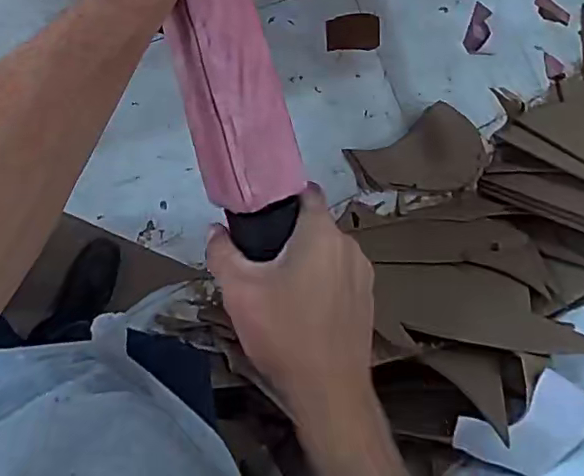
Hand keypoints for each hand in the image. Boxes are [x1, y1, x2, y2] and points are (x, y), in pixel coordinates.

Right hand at [207, 186, 375, 417]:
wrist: (329, 391)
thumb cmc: (284, 333)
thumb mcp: (240, 292)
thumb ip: (223, 254)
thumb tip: (216, 230)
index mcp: (322, 231)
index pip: (308, 193)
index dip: (285, 196)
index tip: (265, 211)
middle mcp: (348, 243)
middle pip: (316, 225)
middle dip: (292, 236)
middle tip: (264, 259)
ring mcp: (363, 271)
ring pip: (330, 252)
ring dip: (309, 261)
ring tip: (283, 288)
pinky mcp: (368, 297)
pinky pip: (342, 276)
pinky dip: (325, 282)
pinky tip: (307, 310)